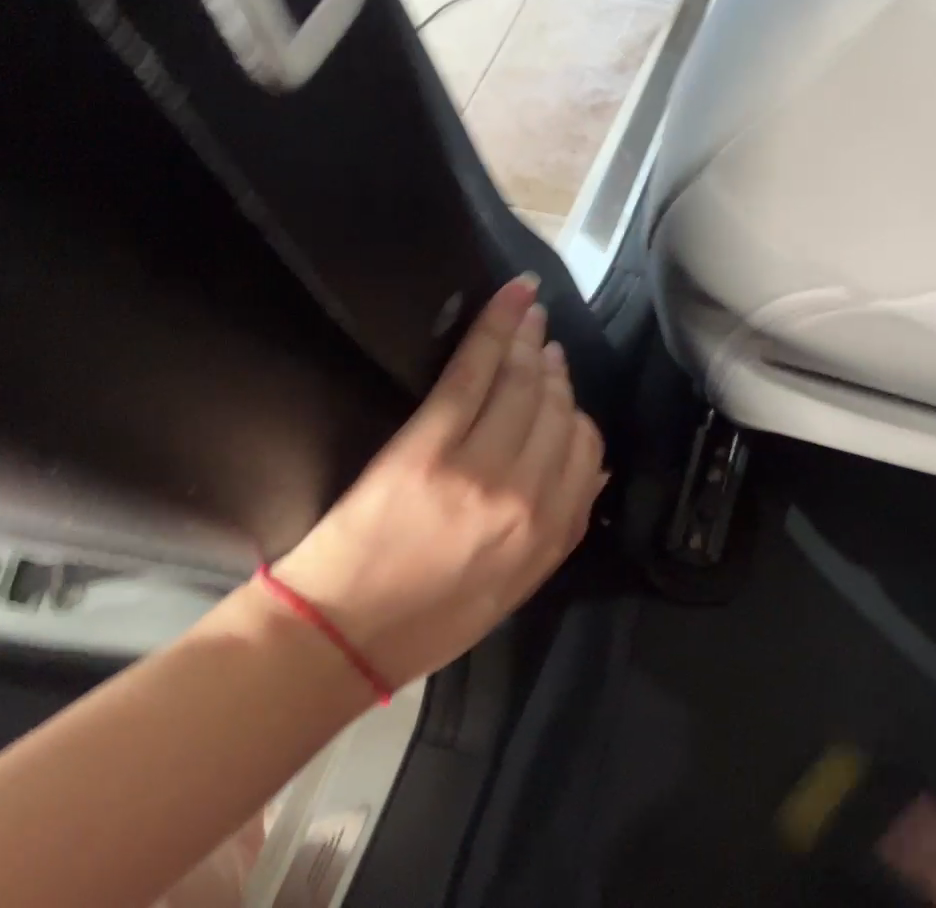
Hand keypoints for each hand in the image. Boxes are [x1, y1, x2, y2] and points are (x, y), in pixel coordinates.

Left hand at [272, 274, 606, 688]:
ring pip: (521, 385)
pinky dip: (495, 329)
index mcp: (548, 533)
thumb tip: (592, 472)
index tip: (561, 390)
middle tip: (546, 340)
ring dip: (529, 341)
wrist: (343, 635)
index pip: (584, 450)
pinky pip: (472, 375)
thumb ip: (561, 531)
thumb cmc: (429, 621)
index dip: (576, 412)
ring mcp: (477, 466)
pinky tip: (510, 300)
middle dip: (554, 369)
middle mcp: (525, 495)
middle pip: (555, 410)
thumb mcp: (515, 588)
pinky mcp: (428, 445)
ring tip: (530, 315)